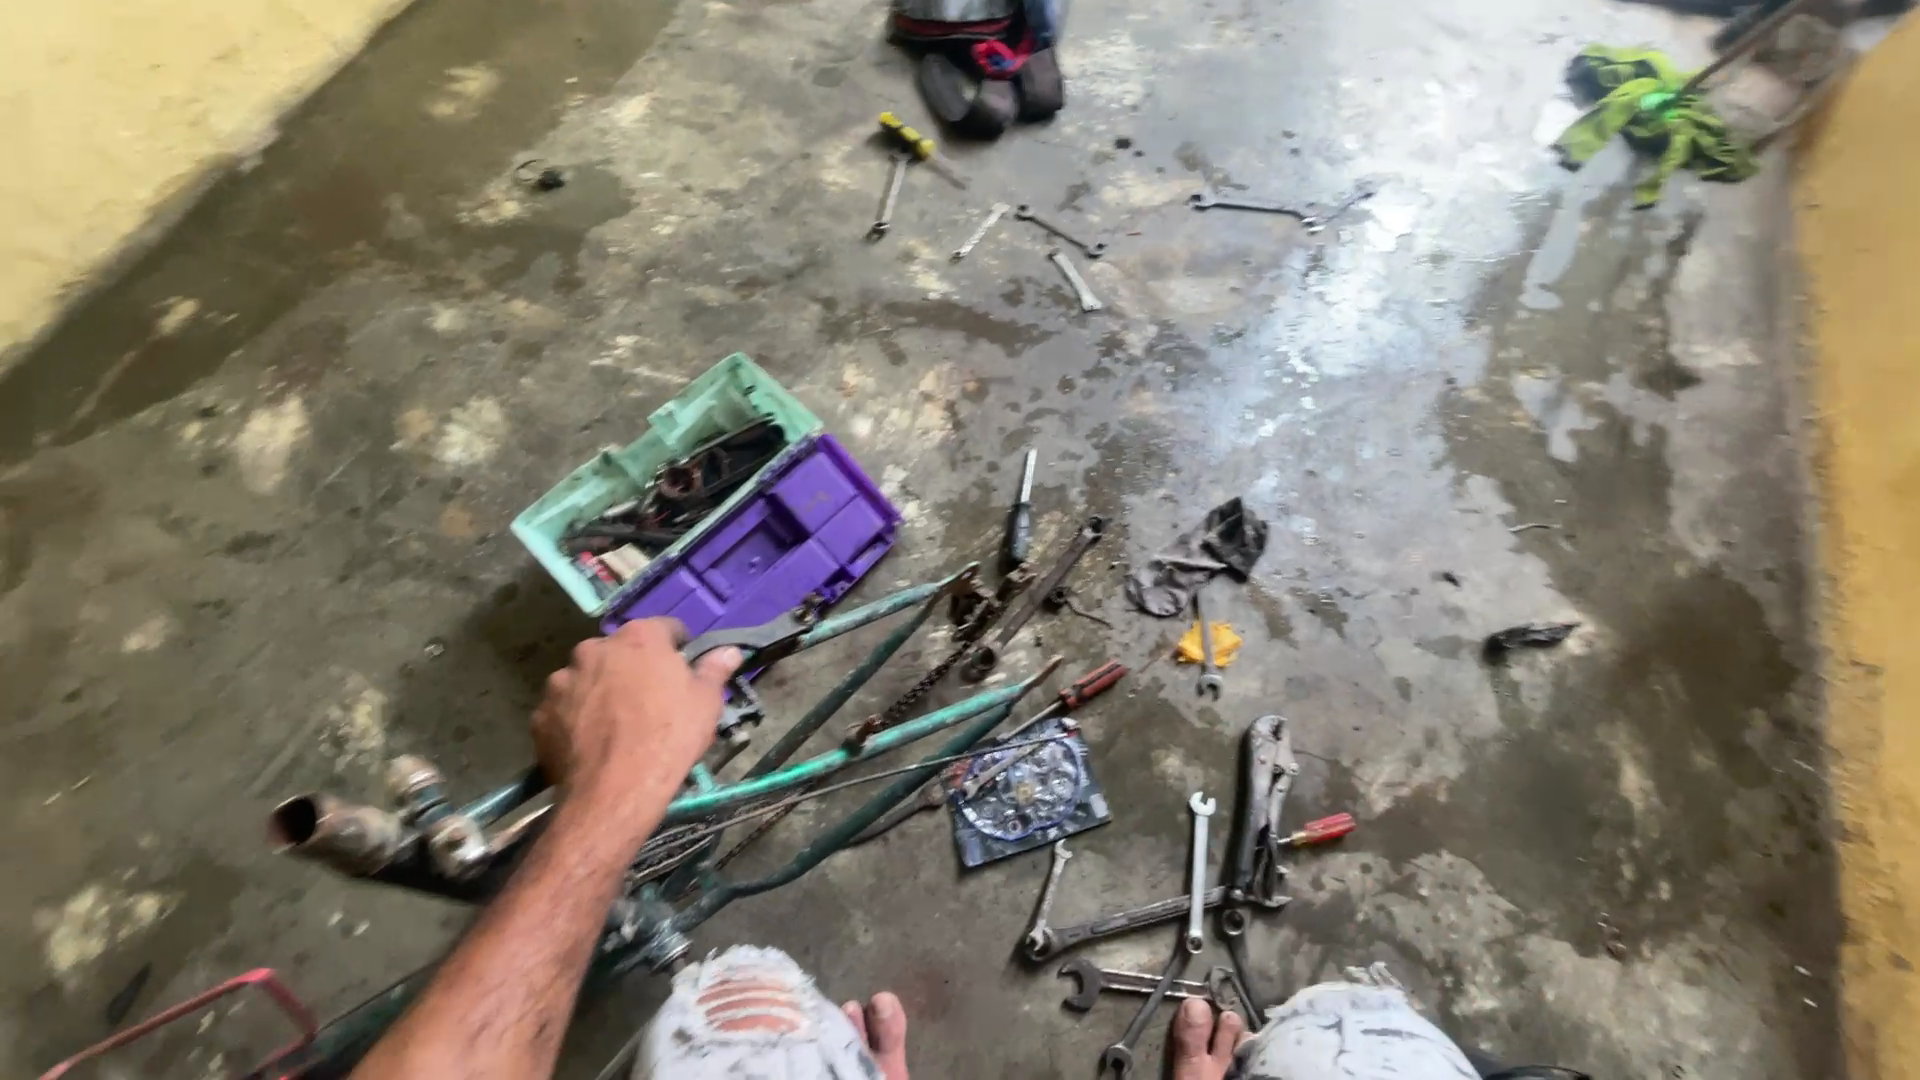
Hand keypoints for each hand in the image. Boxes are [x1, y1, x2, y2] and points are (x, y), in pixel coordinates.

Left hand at [532, 618, 741, 822]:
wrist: (616, 789)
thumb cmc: (670, 736)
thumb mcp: (706, 701)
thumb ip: (714, 669)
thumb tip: (729, 651)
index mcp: (639, 638)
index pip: (665, 628)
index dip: (677, 647)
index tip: (683, 669)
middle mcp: (594, 649)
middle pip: (621, 651)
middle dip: (634, 667)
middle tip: (650, 699)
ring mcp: (562, 681)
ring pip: (588, 678)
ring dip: (601, 690)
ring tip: (617, 724)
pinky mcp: (540, 714)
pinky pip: (564, 708)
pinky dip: (576, 718)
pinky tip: (592, 742)